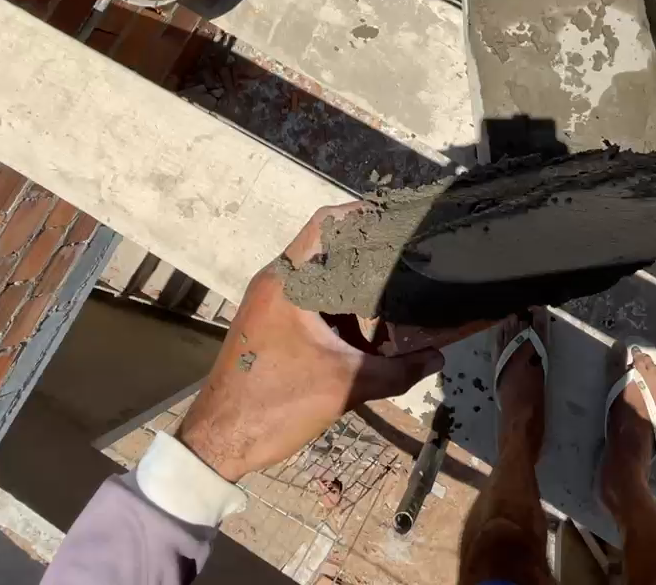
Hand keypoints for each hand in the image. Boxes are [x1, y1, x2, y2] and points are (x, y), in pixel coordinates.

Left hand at [176, 202, 449, 480]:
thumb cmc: (276, 404)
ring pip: (317, 270)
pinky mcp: (269, 319)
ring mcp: (268, 300)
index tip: (396, 217)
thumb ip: (397, 371)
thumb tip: (439, 358)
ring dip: (351, 272)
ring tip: (392, 277)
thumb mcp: (345, 386)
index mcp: (288, 282)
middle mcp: (276, 281)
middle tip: (404, 248)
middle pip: (324, 243)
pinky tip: (366, 314)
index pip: (325, 223)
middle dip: (364, 244)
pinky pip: (308, 292)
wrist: (217, 442)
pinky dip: (336, 296)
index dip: (361, 213)